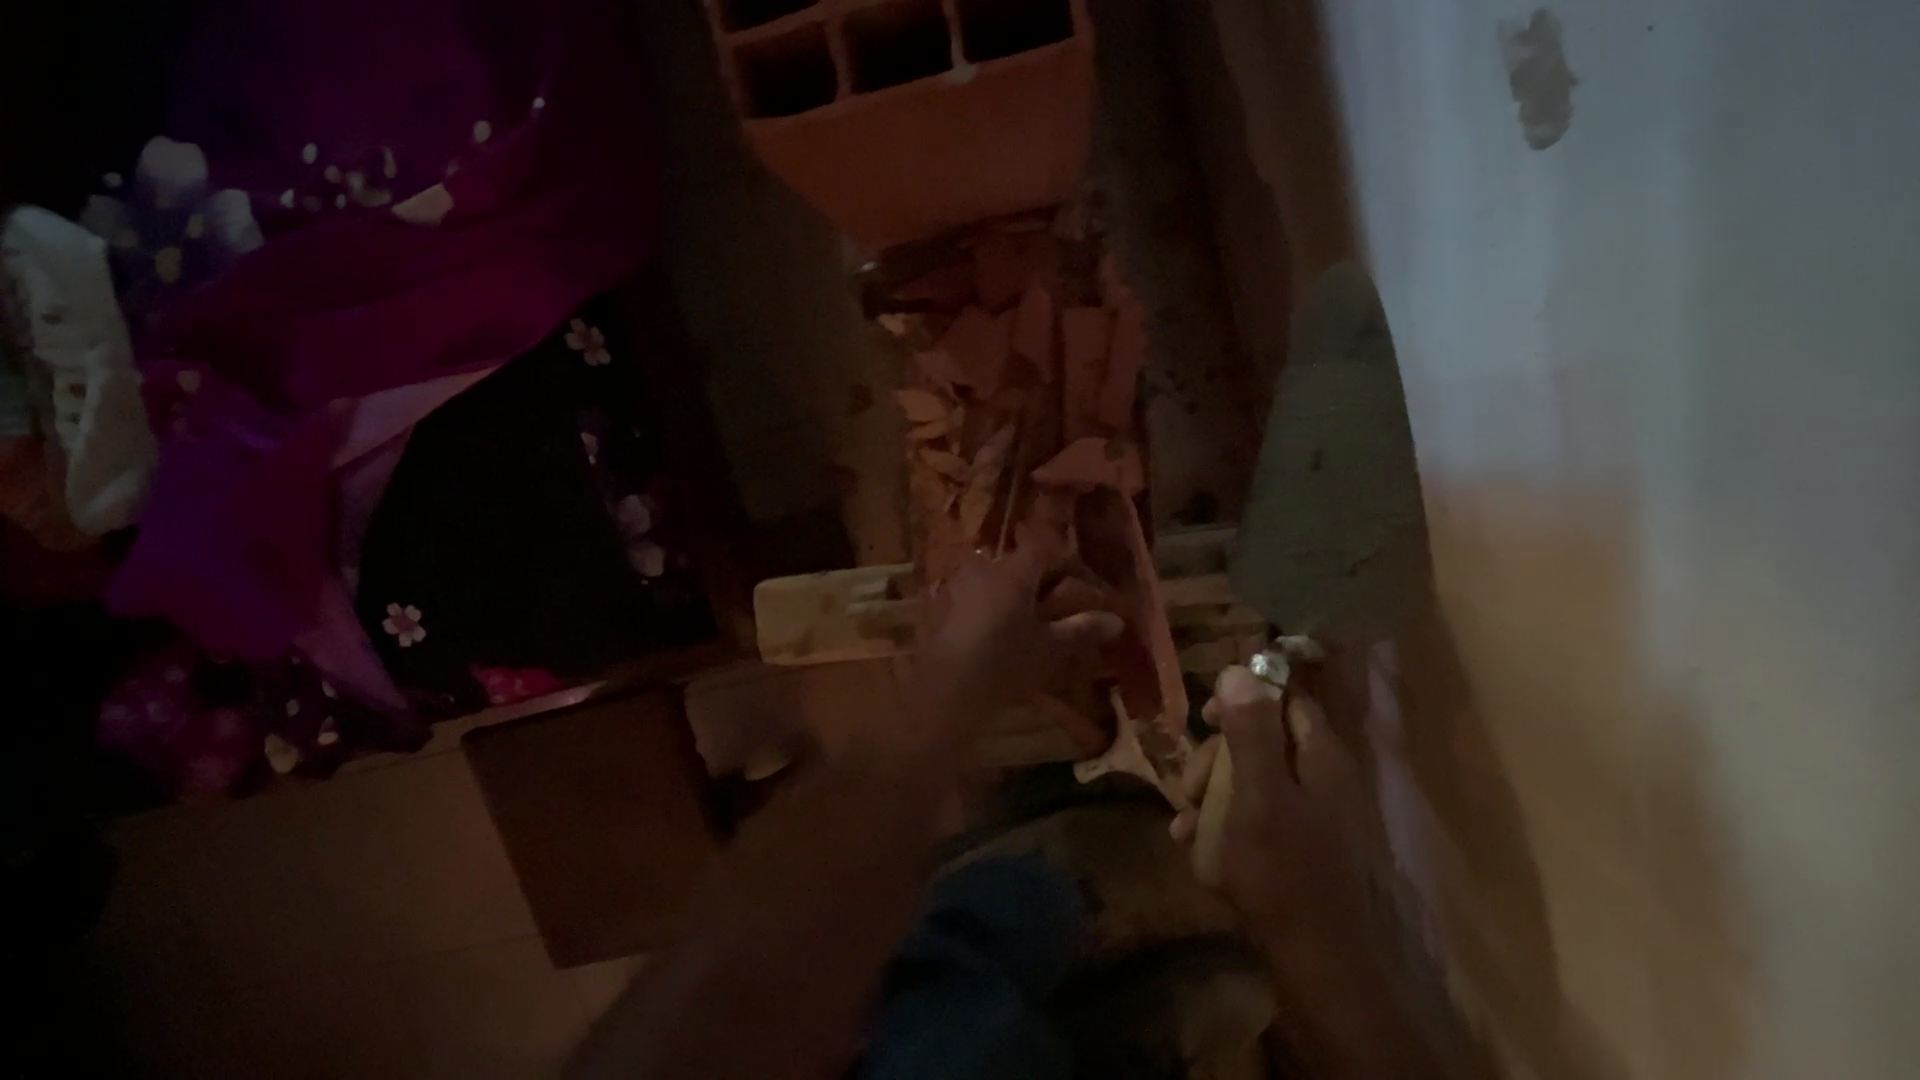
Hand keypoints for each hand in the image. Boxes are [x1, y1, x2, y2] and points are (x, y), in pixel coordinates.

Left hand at [908, 548, 1121, 738]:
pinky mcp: (937, 607)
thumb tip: (1117, 620)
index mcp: (1014, 571)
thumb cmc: (1006, 661)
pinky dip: (982, 609)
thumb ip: (1082, 628)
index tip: (1072, 580)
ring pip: (989, 580)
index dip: (1059, 560)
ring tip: (1020, 622)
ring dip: (1005, 594)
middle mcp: (983, 569)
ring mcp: (956, 586)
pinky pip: (968, 598)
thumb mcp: (1051, 647)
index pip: (1041, 547)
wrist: (948, 688)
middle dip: (1032, 580)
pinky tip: (989, 634)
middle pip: (1013, 564)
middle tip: (1048, 605)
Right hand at [1207, 666, 1369, 941]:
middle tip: (1189, 783)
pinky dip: (1222, 823)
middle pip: (1261, 740)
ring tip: (1185, 822)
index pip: (1286, 699)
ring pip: (1249, 779)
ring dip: (1210, 793)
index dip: (1244, 699)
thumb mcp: (1257, 795)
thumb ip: (1250, 733)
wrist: (1314, 960)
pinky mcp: (1294, 845)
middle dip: (1216, 756)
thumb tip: (1238, 669)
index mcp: (1321, 758)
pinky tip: (1194, 844)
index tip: (1204, 716)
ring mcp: (1309, 814)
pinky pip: (1251, 816)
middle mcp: (1320, 778)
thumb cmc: (1283, 871)